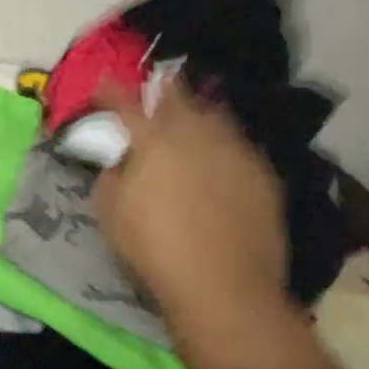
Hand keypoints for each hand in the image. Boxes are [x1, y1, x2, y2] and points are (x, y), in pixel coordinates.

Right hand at [91, 78, 288, 321]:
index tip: (104, 81)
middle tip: (157, 84)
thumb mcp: (109, 208)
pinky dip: (225, 141)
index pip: (127, 104)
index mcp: (153, 141)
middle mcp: (197, 137)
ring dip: (200, 110)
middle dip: (165, 89)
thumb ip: (114, 174)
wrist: (224, 287)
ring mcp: (236, 154)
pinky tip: (219, 152)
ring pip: (217, 117)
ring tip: (192, 113)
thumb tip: (124, 161)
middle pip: (180, 100)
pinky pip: (240, 145)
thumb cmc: (152, 246)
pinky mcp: (264, 177)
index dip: (113, 90)